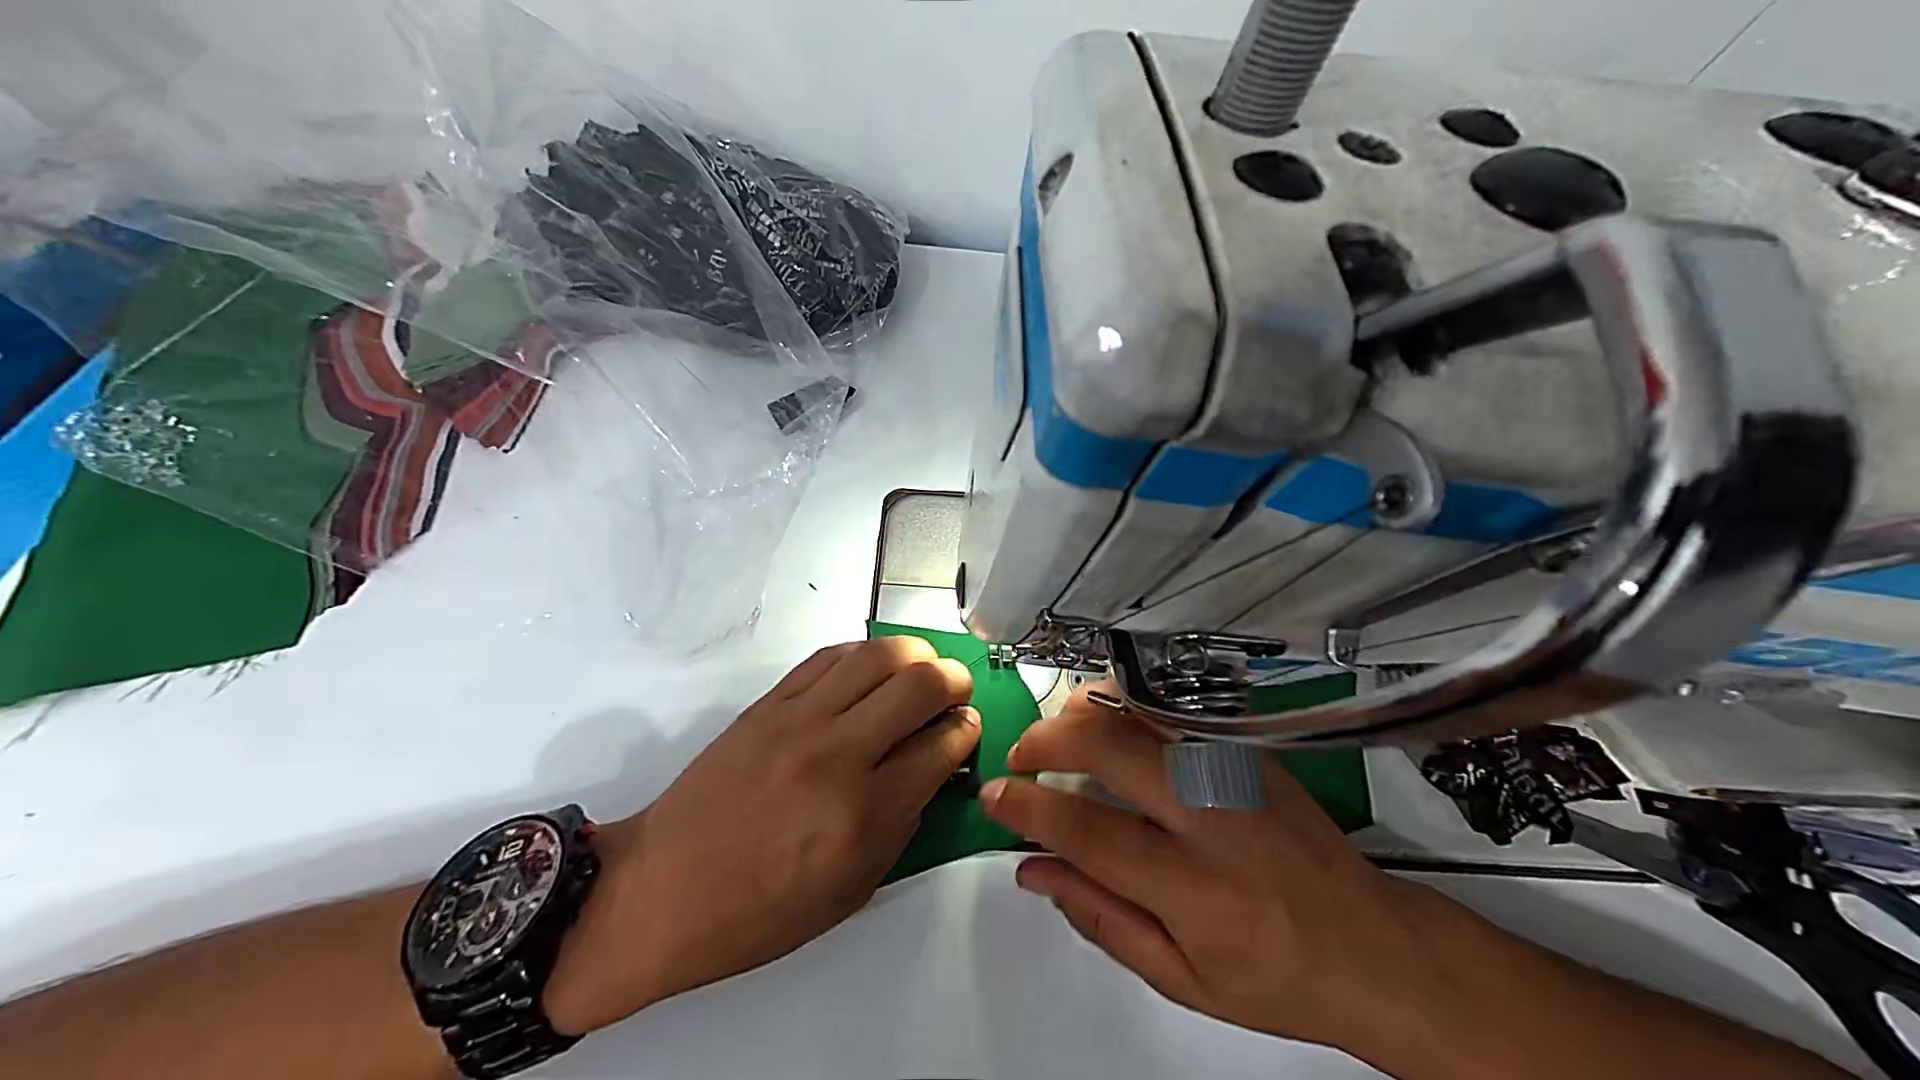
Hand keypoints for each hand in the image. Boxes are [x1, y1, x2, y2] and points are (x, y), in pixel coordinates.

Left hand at [544, 637, 978, 1033]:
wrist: (661, 892)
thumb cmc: (759, 910)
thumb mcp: (849, 891)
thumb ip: (900, 828)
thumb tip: (931, 772)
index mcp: (862, 815)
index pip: (939, 748)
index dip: (966, 732)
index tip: (968, 727)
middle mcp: (837, 756)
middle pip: (918, 686)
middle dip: (954, 679)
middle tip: (958, 688)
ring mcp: (798, 721)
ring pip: (876, 656)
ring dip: (915, 652)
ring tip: (924, 664)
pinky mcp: (767, 704)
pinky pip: (827, 658)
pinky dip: (862, 653)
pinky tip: (873, 665)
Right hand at [981, 686, 1857, 1079]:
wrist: (1377, 949)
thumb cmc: (1273, 978)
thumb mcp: (1179, 978)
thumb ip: (1099, 918)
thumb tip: (1032, 871)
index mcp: (1192, 887)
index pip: (1088, 832)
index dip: (1029, 809)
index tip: (993, 795)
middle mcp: (1212, 817)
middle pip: (1110, 749)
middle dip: (1048, 742)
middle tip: (1021, 758)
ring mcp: (1235, 774)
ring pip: (1142, 716)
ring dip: (1084, 715)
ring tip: (1056, 735)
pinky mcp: (1251, 754)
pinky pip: (1171, 715)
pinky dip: (1126, 711)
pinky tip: (1106, 725)